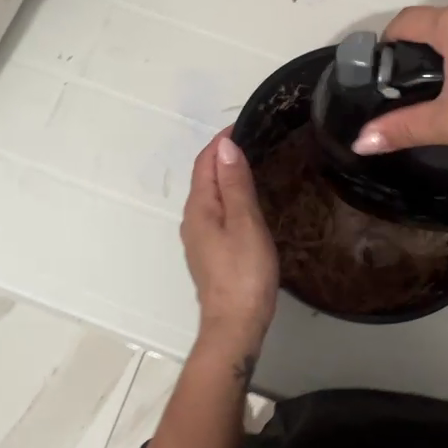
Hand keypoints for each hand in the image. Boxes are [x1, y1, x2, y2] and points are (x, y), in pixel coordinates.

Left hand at [181, 131, 279, 349]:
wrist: (235, 324)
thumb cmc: (244, 273)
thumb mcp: (245, 223)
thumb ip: (234, 185)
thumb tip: (225, 147)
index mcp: (199, 208)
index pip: (205, 163)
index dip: (221, 141)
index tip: (246, 123)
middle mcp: (192, 220)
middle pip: (205, 177)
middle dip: (224, 155)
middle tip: (255, 140)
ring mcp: (199, 238)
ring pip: (210, 196)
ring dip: (226, 176)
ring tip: (254, 165)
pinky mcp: (209, 253)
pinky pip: (216, 213)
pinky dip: (229, 197)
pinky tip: (247, 201)